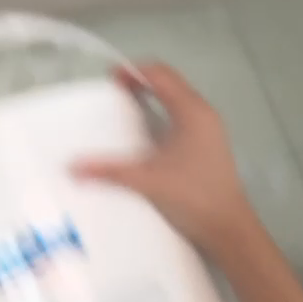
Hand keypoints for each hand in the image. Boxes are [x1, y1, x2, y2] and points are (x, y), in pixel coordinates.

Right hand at [71, 63, 259, 254]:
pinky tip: (146, 125)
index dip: (132, 71)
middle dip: (140, 78)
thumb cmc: (192, 197)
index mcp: (191, 112)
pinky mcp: (208, 139)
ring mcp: (208, 126)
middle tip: (114, 91)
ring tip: (126, 104)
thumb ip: (108, 170)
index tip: (109, 80)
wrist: (230, 231)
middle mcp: (202, 112)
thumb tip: (71, 166)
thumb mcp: (146, 180)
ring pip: (176, 92)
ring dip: (151, 91)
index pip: (159, 74)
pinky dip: (161, 105)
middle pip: (168, 79)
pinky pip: (181, 108)